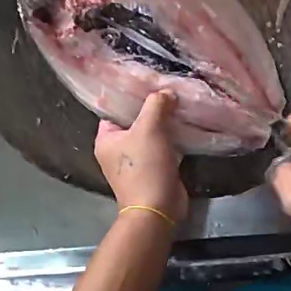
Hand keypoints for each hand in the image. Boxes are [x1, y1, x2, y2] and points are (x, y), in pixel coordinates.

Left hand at [95, 92, 188, 222]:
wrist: (157, 208)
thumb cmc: (145, 167)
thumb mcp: (149, 128)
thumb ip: (156, 105)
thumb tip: (166, 92)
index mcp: (105, 139)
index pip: (113, 109)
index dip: (129, 95)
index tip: (147, 81)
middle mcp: (116, 150)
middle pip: (133, 121)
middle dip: (150, 108)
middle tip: (168, 90)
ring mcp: (134, 161)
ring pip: (150, 134)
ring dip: (163, 123)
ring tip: (179, 103)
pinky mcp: (153, 169)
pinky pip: (161, 147)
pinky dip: (172, 138)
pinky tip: (185, 124)